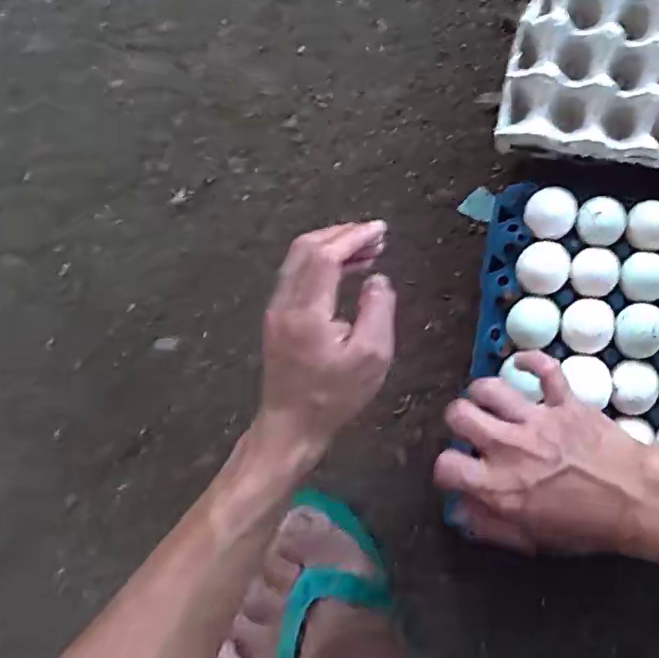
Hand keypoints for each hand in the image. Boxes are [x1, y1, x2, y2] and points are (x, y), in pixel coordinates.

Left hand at [257, 221, 395, 451]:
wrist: (291, 427)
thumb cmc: (335, 395)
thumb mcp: (373, 355)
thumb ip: (379, 309)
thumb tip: (377, 278)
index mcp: (307, 312)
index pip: (325, 256)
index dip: (354, 237)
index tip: (381, 231)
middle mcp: (285, 304)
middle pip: (307, 248)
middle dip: (343, 234)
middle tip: (377, 236)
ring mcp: (277, 309)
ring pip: (300, 258)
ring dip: (334, 245)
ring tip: (370, 249)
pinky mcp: (278, 317)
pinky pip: (299, 273)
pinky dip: (324, 260)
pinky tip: (349, 268)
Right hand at [433, 353, 658, 554]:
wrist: (633, 497)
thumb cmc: (585, 526)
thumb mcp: (532, 541)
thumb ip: (491, 525)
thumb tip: (461, 509)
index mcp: (498, 487)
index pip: (446, 466)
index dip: (447, 467)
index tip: (460, 468)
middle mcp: (510, 448)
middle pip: (460, 416)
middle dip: (458, 420)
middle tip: (471, 428)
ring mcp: (537, 420)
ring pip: (490, 388)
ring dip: (482, 392)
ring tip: (489, 400)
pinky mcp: (564, 401)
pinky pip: (543, 368)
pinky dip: (529, 360)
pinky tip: (520, 363)